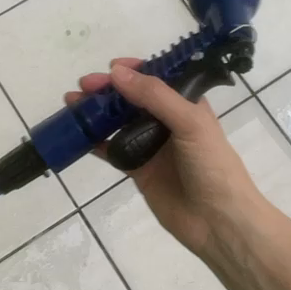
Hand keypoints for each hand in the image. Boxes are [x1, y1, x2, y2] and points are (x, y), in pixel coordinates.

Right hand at [64, 59, 260, 251]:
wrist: (218, 222)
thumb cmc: (212, 166)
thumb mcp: (190, 122)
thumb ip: (154, 96)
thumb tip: (116, 72)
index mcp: (186, 105)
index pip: (158, 79)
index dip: (134, 70)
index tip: (111, 67)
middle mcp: (168, 122)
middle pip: (133, 98)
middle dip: (108, 90)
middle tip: (84, 86)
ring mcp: (152, 147)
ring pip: (119, 122)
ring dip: (97, 112)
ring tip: (72, 103)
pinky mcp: (139, 170)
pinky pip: (113, 150)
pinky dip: (95, 142)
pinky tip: (78, 134)